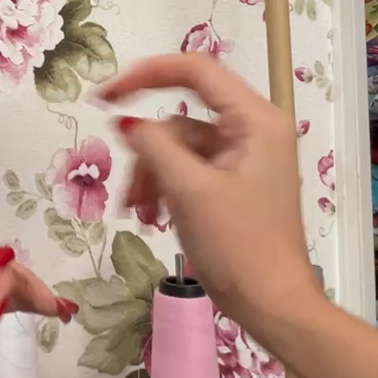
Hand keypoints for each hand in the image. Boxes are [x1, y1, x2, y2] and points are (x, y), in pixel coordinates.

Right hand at [99, 53, 315, 327]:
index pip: (194, 70)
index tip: (105, 96)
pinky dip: (163, 187)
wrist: (272, 306)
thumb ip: (153, 145)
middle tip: (125, 183)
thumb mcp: (188, 189)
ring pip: (176, 147)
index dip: (145, 75)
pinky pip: (185, 169)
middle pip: (179, 117)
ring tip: (138, 212)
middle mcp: (251, 130)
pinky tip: (150, 215)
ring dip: (150, 175)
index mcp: (254, 120)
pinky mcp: (231, 182)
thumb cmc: (239, 245)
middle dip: (146, 150)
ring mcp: (241, 157)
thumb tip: (125, 122)